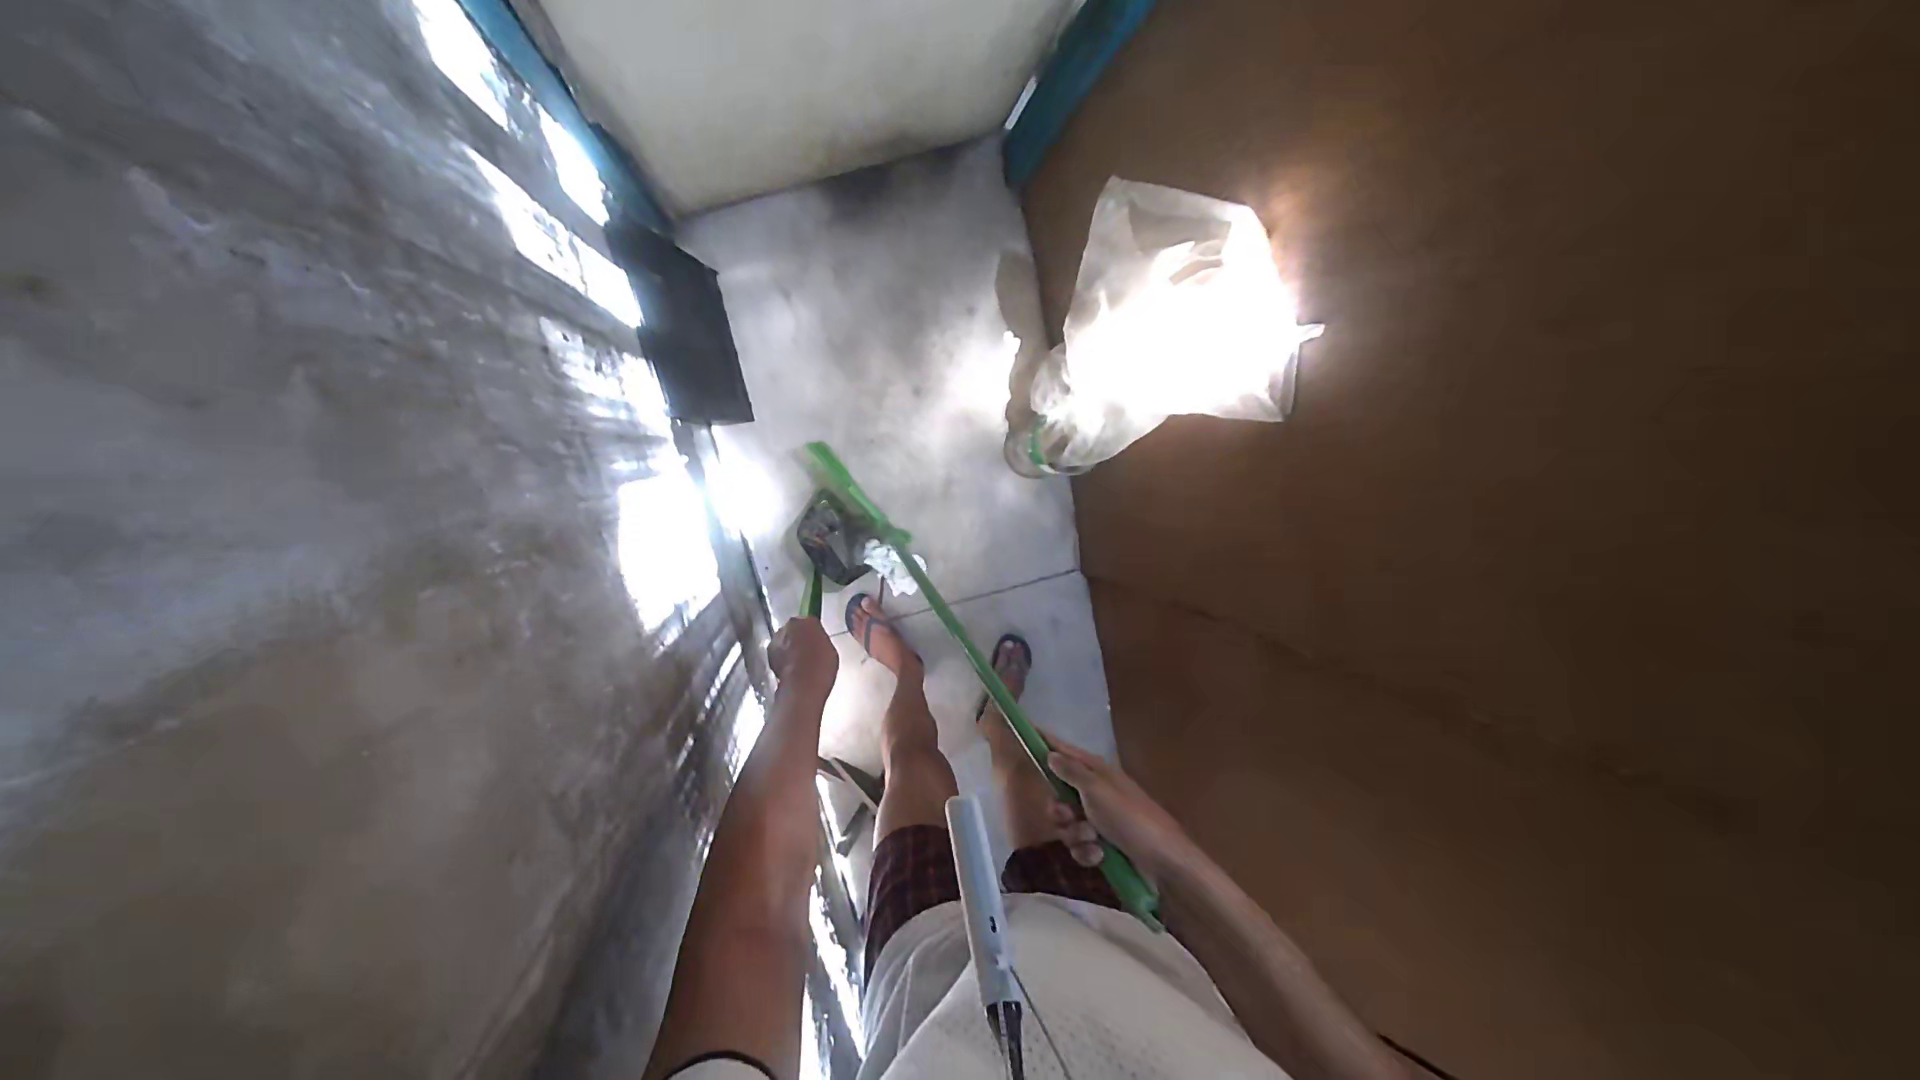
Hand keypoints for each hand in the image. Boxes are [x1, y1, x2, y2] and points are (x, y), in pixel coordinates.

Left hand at [766, 617, 836, 698]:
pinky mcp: (768, 654)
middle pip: (794, 629)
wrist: (803, 684)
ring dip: (788, 647)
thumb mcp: (829, 649)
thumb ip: (819, 640)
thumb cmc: (822, 666)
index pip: (810, 622)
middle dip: (798, 637)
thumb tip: (814, 642)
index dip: (812, 632)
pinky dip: (782, 658)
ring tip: (797, 662)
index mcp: (807, 621)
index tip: (815, 642)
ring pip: (784, 640)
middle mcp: (789, 625)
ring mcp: (776, 639)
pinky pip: (778, 652)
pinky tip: (790, 668)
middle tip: (806, 651)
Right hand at [1043, 729, 1199, 884]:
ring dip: (1075, 834)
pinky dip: (1086, 851)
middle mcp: (1094, 790)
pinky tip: (1098, 856)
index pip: (1062, 749)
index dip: (1043, 741)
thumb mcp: (1097, 791)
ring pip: (1066, 822)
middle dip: (1059, 810)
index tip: (1023, 730)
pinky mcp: (1103, 842)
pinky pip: (1079, 843)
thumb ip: (1071, 772)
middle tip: (1068, 817)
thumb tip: (1051, 754)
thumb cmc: (1130, 819)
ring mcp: (1099, 817)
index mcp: (1095, 770)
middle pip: (1058, 793)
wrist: (1163, 861)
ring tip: (1092, 840)